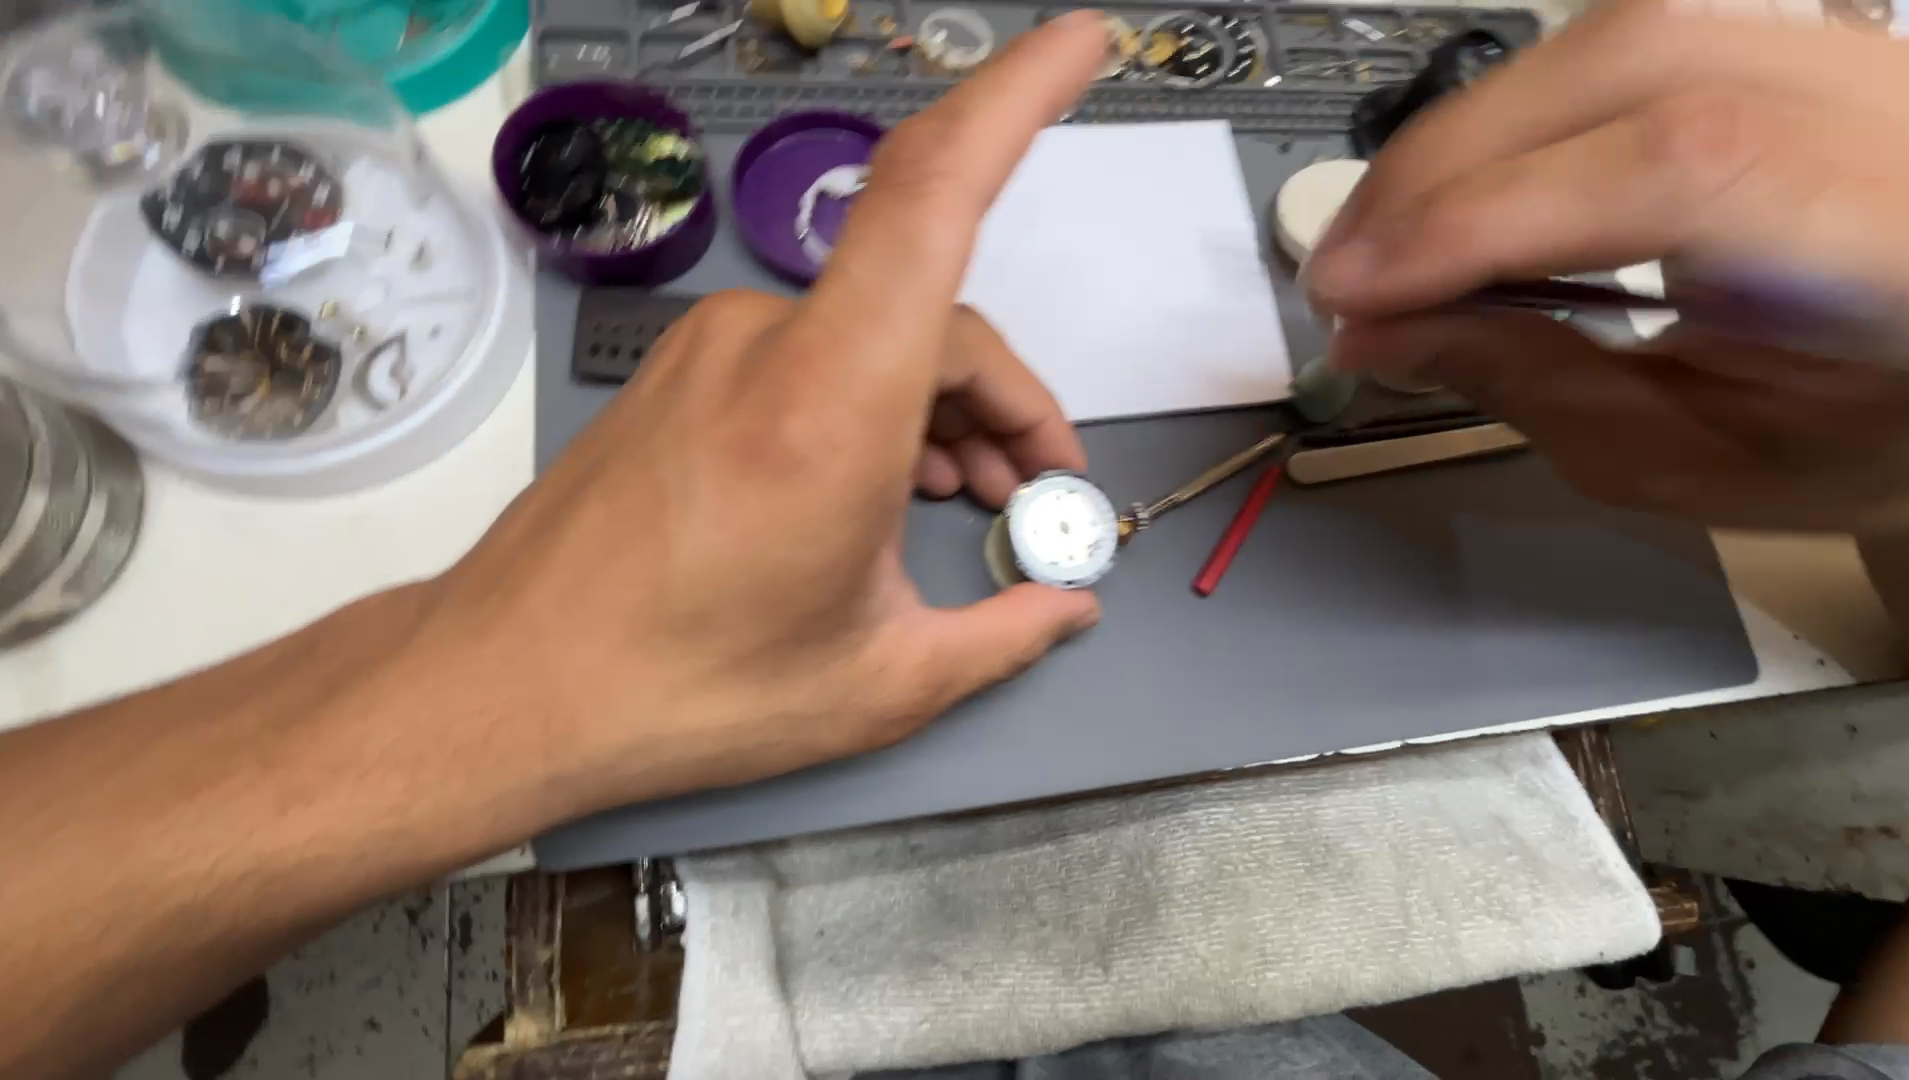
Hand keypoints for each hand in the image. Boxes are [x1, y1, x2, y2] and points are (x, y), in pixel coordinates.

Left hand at [426, 14, 1109, 814]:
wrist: (508, 691)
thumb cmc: (687, 691)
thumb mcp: (882, 684)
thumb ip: (1001, 636)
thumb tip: (1065, 610)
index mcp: (830, 407)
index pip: (932, 195)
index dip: (1017, 101)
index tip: (1082, 43)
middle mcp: (770, 348)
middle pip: (935, 311)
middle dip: (1009, 399)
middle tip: (1038, 489)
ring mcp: (719, 350)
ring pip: (879, 337)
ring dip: (944, 407)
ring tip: (971, 497)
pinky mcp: (692, 372)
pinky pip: (821, 357)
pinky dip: (880, 406)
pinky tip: (893, 484)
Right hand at [1305, 1, 1908, 532]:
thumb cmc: (1835, 447)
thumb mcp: (1669, 456)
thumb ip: (1521, 383)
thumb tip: (1368, 337)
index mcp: (1905, 246)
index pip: (1679, 169)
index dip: (1481, 221)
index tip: (1346, 297)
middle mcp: (1907, 109)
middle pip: (1632, 59)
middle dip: (1438, 171)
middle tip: (1337, 276)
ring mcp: (1859, 49)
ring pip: (1610, 32)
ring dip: (1450, 144)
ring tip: (1372, 243)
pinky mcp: (1791, 43)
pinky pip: (1608, 49)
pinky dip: (1491, 127)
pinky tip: (1438, 198)